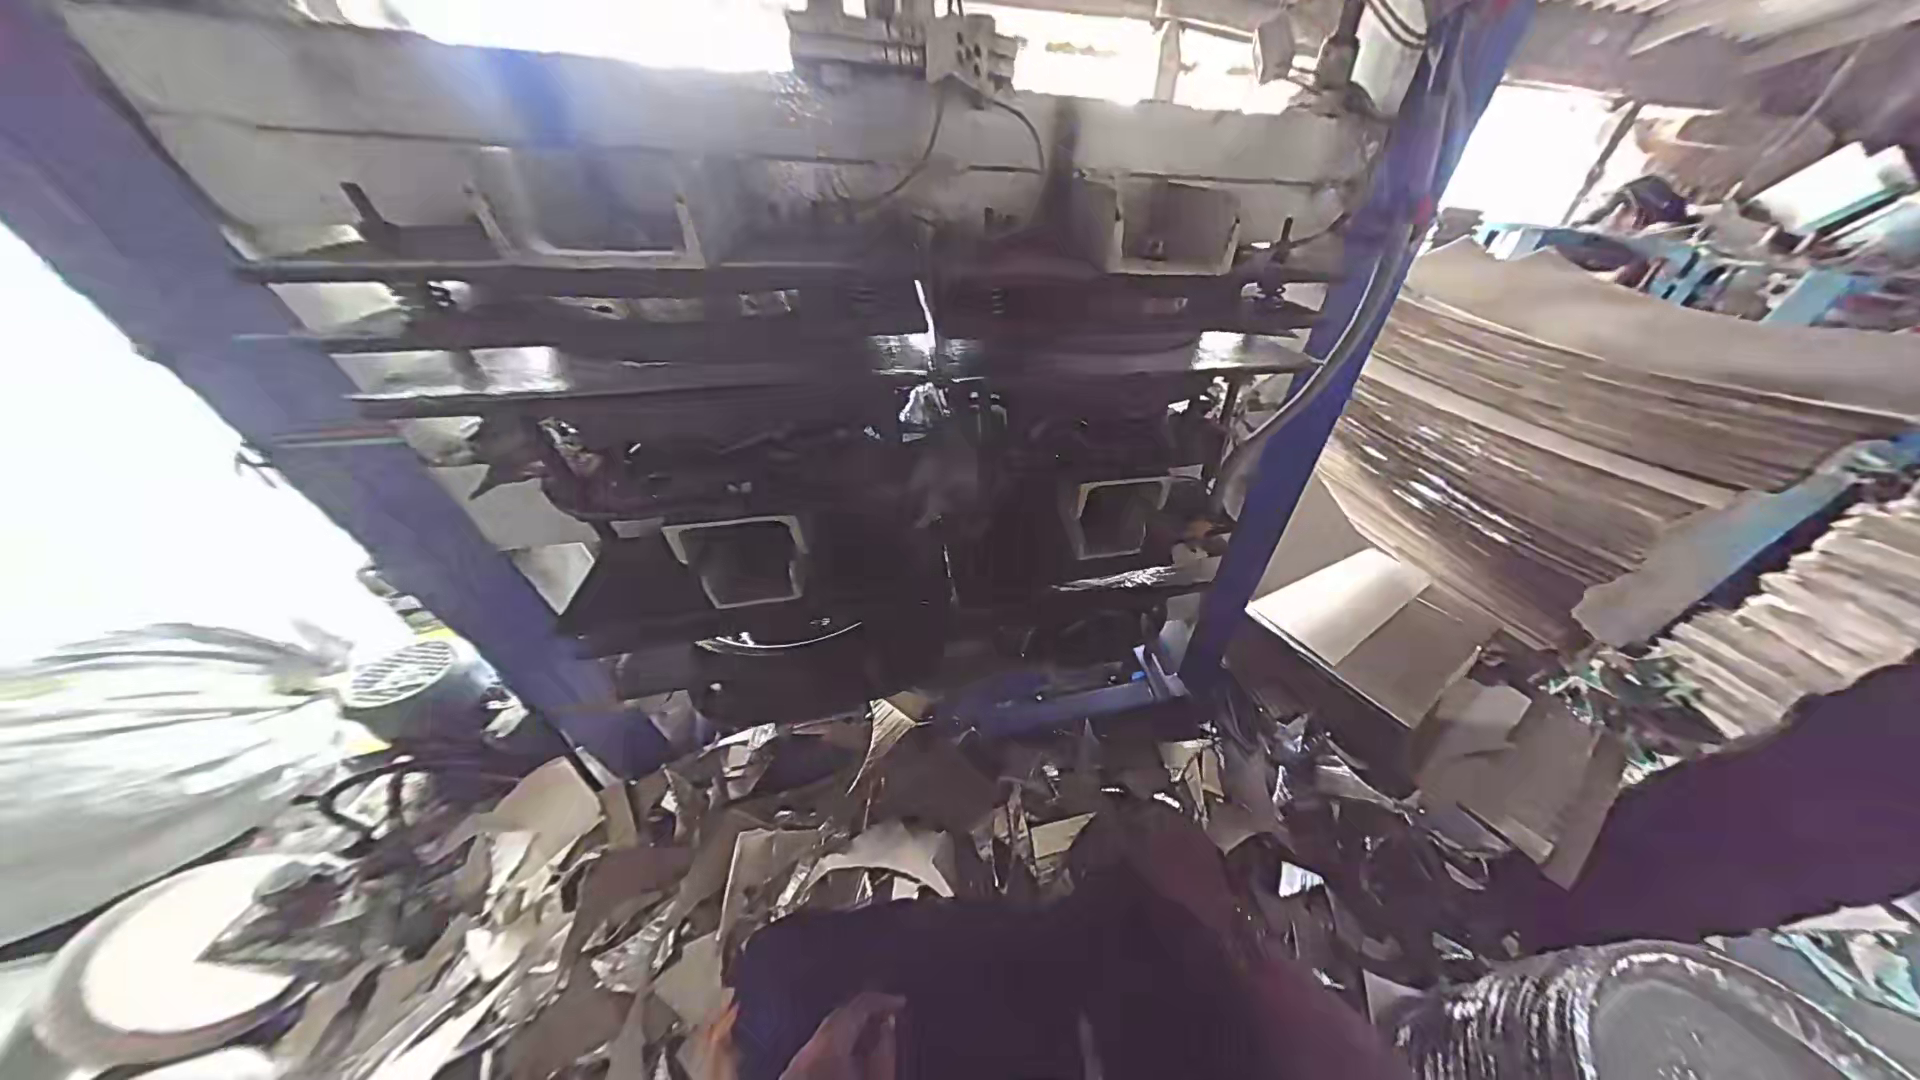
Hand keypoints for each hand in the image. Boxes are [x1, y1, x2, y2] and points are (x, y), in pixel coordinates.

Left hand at [778, 991, 904, 1079]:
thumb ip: (884, 1056)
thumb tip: (887, 1027)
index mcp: (830, 1048)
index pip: (858, 1005)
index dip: (883, 1000)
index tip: (901, 1003)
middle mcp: (807, 1053)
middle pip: (838, 1017)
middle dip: (865, 1014)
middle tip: (889, 1017)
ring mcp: (794, 1069)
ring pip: (825, 1035)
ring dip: (850, 1032)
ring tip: (874, 1040)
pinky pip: (816, 1053)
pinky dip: (836, 1049)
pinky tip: (851, 1063)